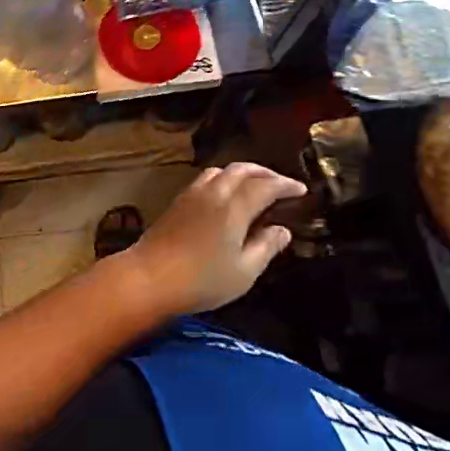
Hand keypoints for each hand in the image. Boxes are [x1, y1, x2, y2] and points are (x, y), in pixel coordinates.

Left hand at [120, 163, 304, 317]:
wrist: (148, 278)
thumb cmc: (202, 280)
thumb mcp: (244, 272)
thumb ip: (266, 247)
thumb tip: (283, 230)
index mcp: (235, 207)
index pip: (267, 185)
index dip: (286, 185)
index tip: (301, 189)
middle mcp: (215, 192)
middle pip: (244, 170)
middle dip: (266, 172)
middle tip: (281, 184)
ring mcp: (193, 194)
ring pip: (223, 170)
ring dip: (243, 172)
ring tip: (253, 185)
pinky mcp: (178, 201)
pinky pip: (207, 178)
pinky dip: (224, 179)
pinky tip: (224, 195)